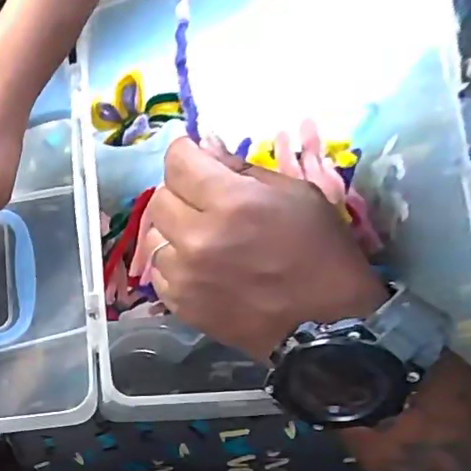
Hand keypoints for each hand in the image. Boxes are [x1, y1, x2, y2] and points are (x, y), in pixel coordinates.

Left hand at [134, 135, 387, 359]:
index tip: (192, 154)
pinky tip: (197, 262)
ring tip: (199, 232)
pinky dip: (171, 260)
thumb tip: (206, 149)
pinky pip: (157, 269)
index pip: (179, 163)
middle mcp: (198, 238)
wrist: (317, 321)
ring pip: (152, 235)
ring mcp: (183, 274)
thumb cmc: (317, 251)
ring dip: (171, 228)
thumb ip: (242, 170)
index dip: (184, 153)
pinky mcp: (176, 301)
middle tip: (200, 196)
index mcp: (232, 203)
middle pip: (159, 199)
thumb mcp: (296, 193)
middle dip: (178, 190)